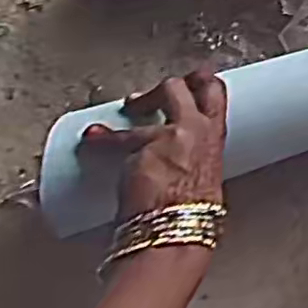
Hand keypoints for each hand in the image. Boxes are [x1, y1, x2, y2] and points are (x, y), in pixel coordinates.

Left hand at [81, 69, 227, 218]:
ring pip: (148, 105)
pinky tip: (92, 139)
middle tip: (154, 95)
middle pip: (180, 88)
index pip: (215, 93)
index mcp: (215, 135)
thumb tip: (183, 161)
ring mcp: (168, 135)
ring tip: (122, 113)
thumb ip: (195, 157)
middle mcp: (195, 127)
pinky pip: (118, 136)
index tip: (197, 76)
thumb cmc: (193, 214)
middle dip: (165, 87)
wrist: (176, 231)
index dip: (203, 80)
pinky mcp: (140, 147)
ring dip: (135, 105)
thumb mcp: (207, 175)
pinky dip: (102, 137)